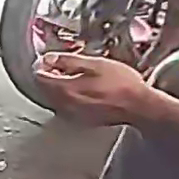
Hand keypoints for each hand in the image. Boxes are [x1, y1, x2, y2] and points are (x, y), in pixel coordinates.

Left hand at [34, 52, 159, 125]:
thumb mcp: (95, 64)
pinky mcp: (79, 120)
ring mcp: (71, 115)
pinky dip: (66, 97)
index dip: (42, 67)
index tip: (48, 60)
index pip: (40, 78)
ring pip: (53, 99)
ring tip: (71, 76)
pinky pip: (64, 107)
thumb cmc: (121, 84)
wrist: (137, 106)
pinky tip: (80, 89)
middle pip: (45, 89)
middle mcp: (64, 105)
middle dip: (49, 76)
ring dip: (57, 87)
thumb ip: (69, 61)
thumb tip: (50, 58)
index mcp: (66, 89)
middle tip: (59, 66)